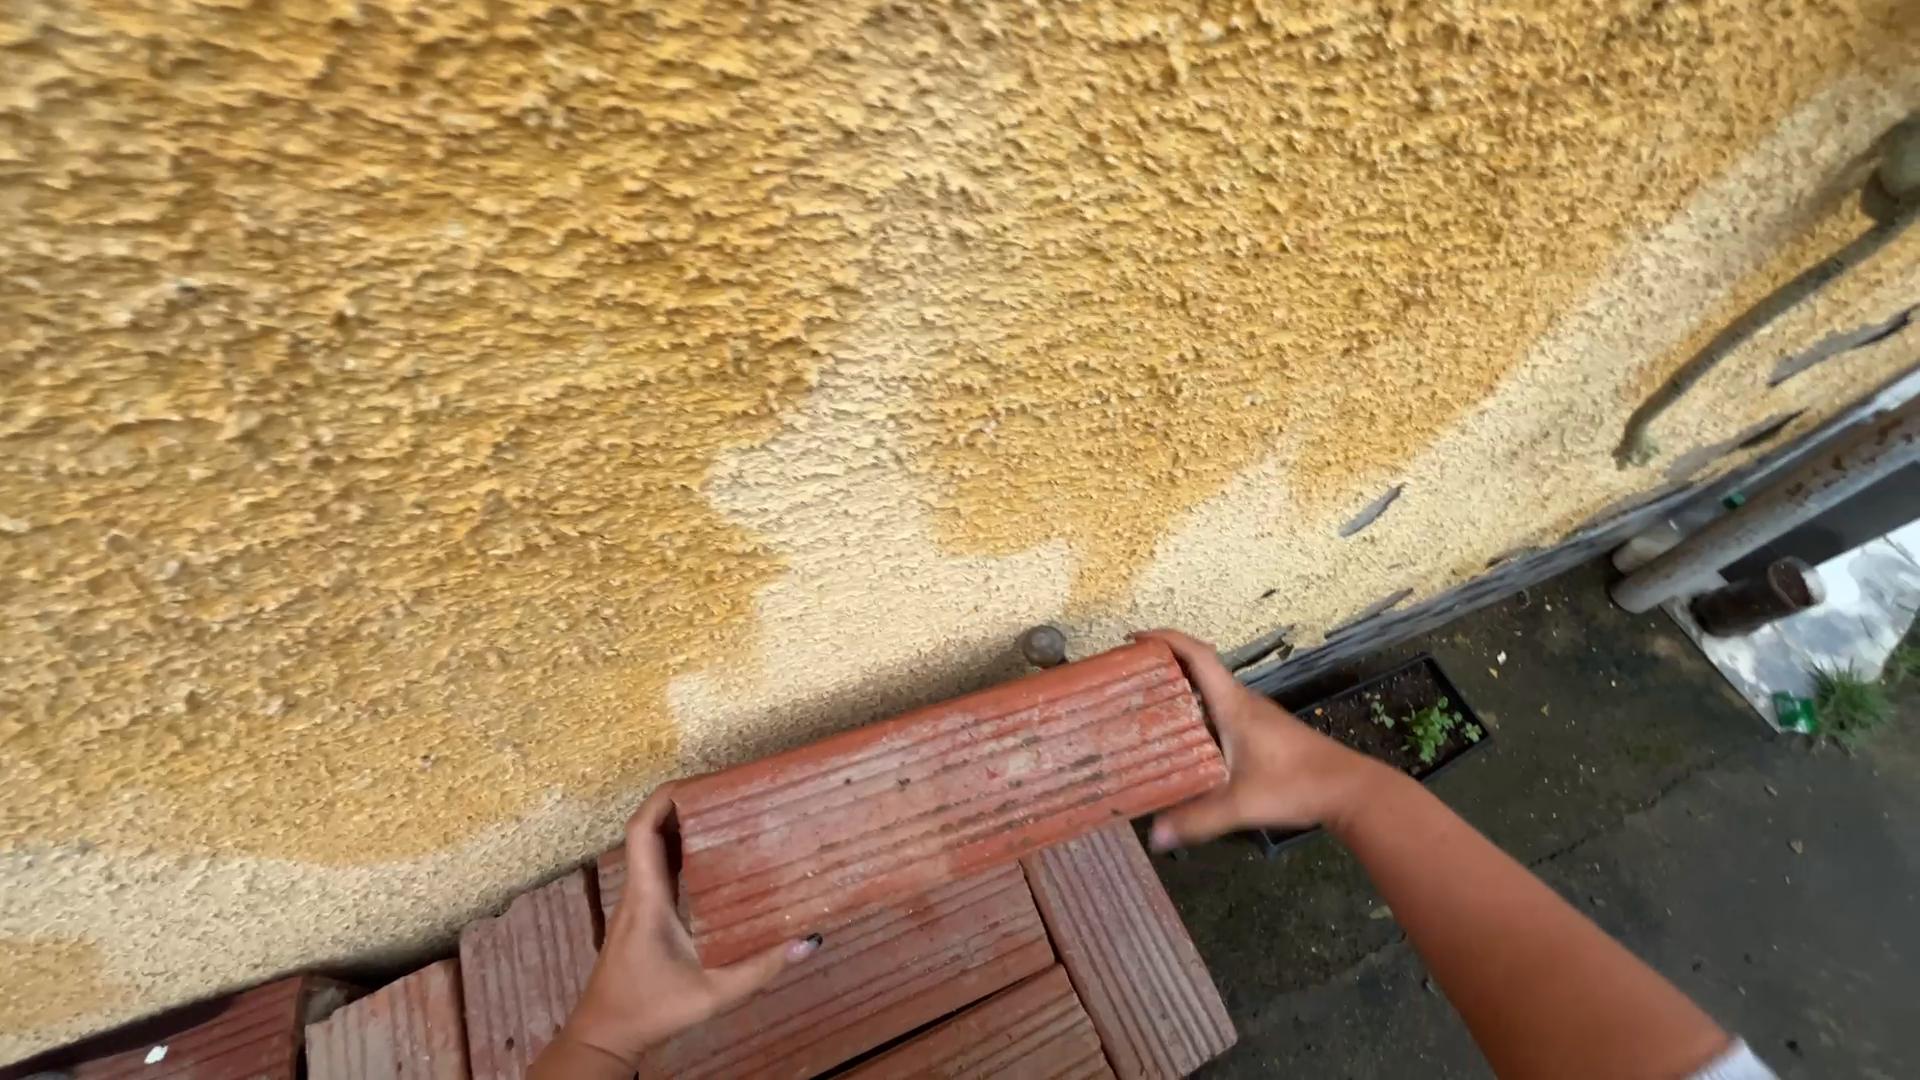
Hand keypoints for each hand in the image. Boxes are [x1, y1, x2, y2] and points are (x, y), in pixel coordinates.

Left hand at [556, 785, 820, 1069]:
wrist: (603, 1039)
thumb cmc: (652, 1010)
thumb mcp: (713, 993)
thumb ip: (761, 967)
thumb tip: (811, 939)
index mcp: (648, 896)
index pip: (642, 830)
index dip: (666, 798)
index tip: (706, 782)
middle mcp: (640, 888)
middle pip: (649, 826)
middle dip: (685, 799)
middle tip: (730, 789)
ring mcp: (638, 898)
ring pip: (653, 843)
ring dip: (684, 820)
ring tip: (729, 809)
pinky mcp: (644, 909)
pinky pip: (660, 862)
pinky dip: (683, 843)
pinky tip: (716, 850)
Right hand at [1133, 629, 1397, 847]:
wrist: (1352, 791)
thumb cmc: (1296, 785)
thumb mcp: (1240, 804)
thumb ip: (1197, 820)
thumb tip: (1155, 837)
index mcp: (1233, 704)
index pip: (1198, 655)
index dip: (1166, 639)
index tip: (1136, 638)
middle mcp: (1242, 700)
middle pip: (1199, 666)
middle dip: (1163, 662)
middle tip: (1130, 674)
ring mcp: (1254, 713)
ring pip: (1210, 688)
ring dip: (1180, 685)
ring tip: (1146, 702)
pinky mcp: (1262, 729)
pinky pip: (1220, 706)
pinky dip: (1196, 708)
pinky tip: (1184, 734)